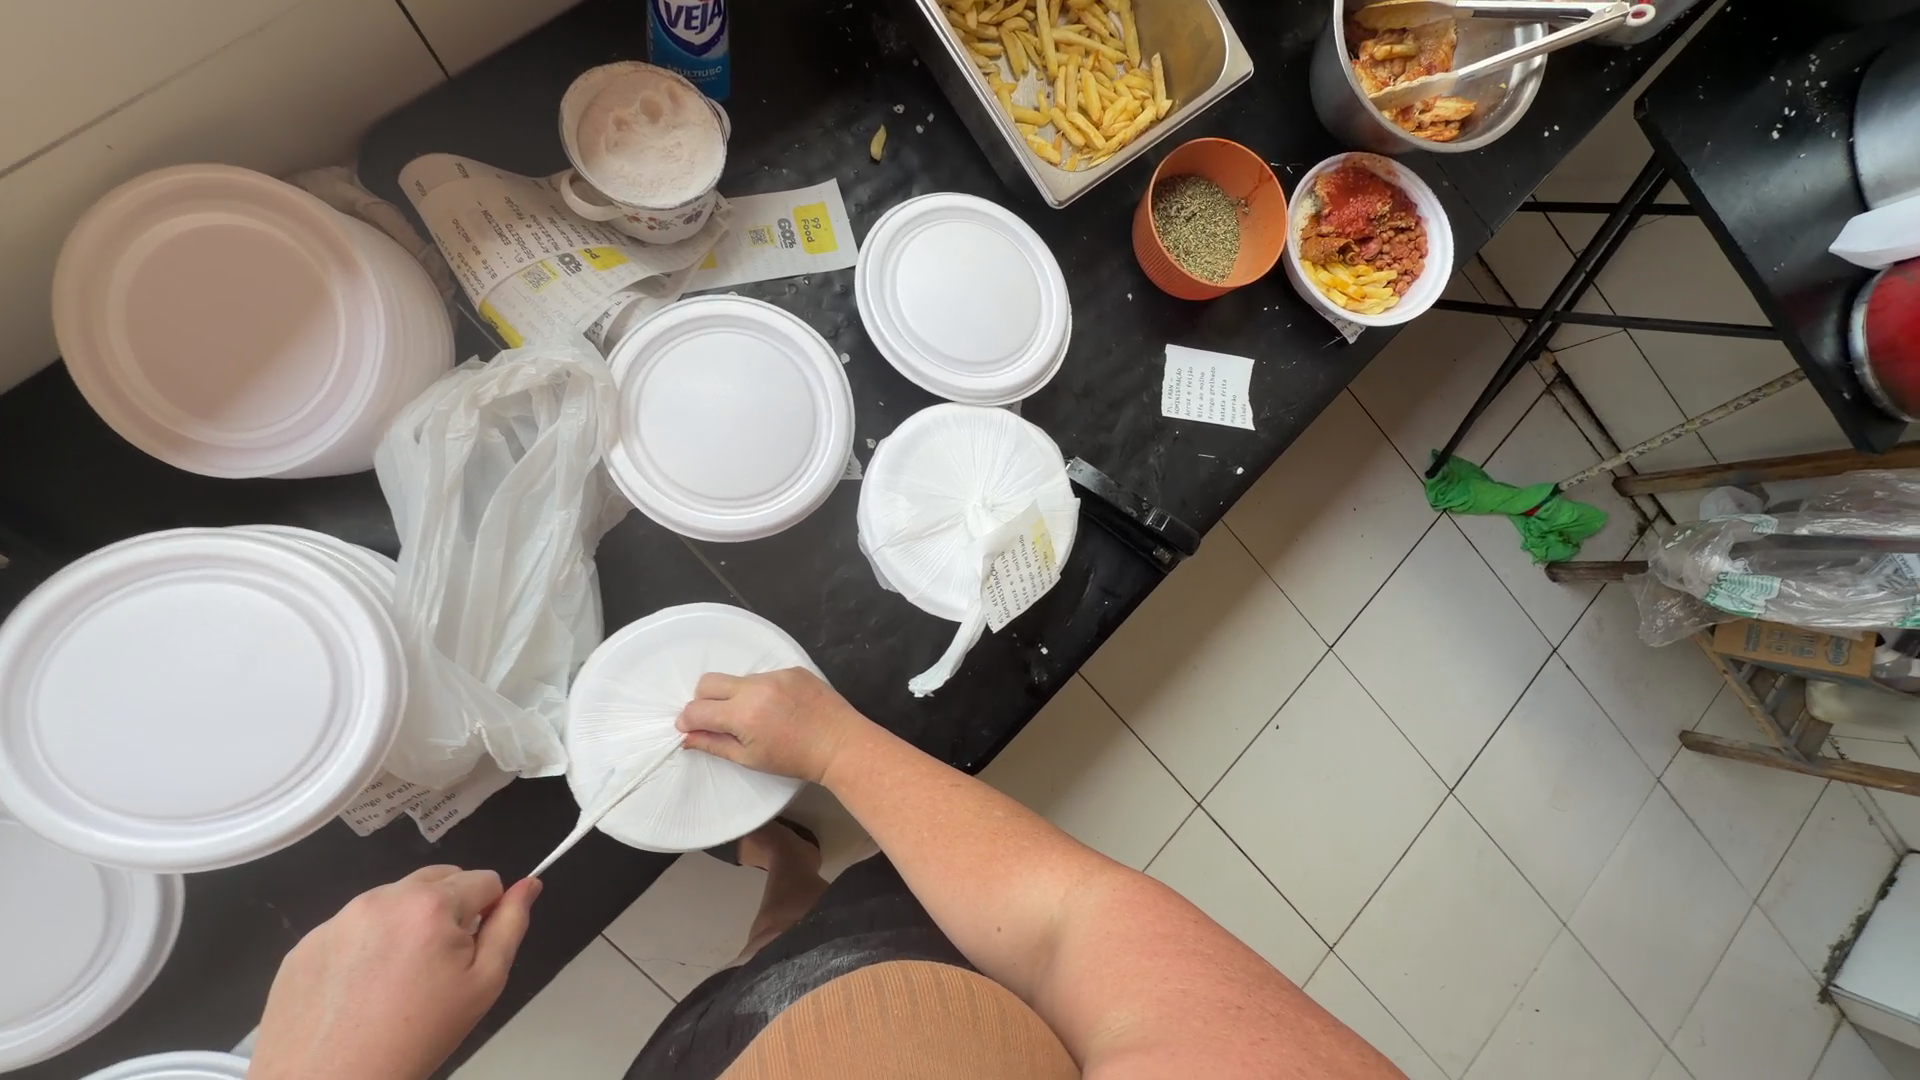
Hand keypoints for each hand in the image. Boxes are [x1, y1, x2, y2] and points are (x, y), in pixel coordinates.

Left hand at [249, 867, 540, 1079]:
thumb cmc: (416, 1036)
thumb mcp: (484, 984)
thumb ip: (511, 924)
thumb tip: (529, 883)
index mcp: (431, 904)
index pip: (485, 880)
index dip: (487, 914)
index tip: (467, 955)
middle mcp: (383, 898)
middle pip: (440, 879)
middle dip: (449, 909)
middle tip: (434, 965)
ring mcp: (337, 920)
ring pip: (396, 899)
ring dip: (408, 921)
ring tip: (395, 977)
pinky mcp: (304, 944)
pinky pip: (354, 925)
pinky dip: (366, 943)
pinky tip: (359, 987)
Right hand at [676, 669, 870, 783]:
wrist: (840, 743)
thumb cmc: (794, 759)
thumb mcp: (749, 758)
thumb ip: (714, 744)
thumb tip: (686, 737)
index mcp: (743, 713)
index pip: (697, 708)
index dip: (688, 720)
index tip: (691, 728)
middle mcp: (756, 687)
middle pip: (709, 682)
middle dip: (703, 700)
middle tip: (717, 719)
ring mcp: (777, 674)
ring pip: (739, 679)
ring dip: (736, 695)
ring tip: (757, 716)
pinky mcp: (793, 669)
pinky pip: (765, 675)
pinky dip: (762, 690)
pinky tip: (779, 707)